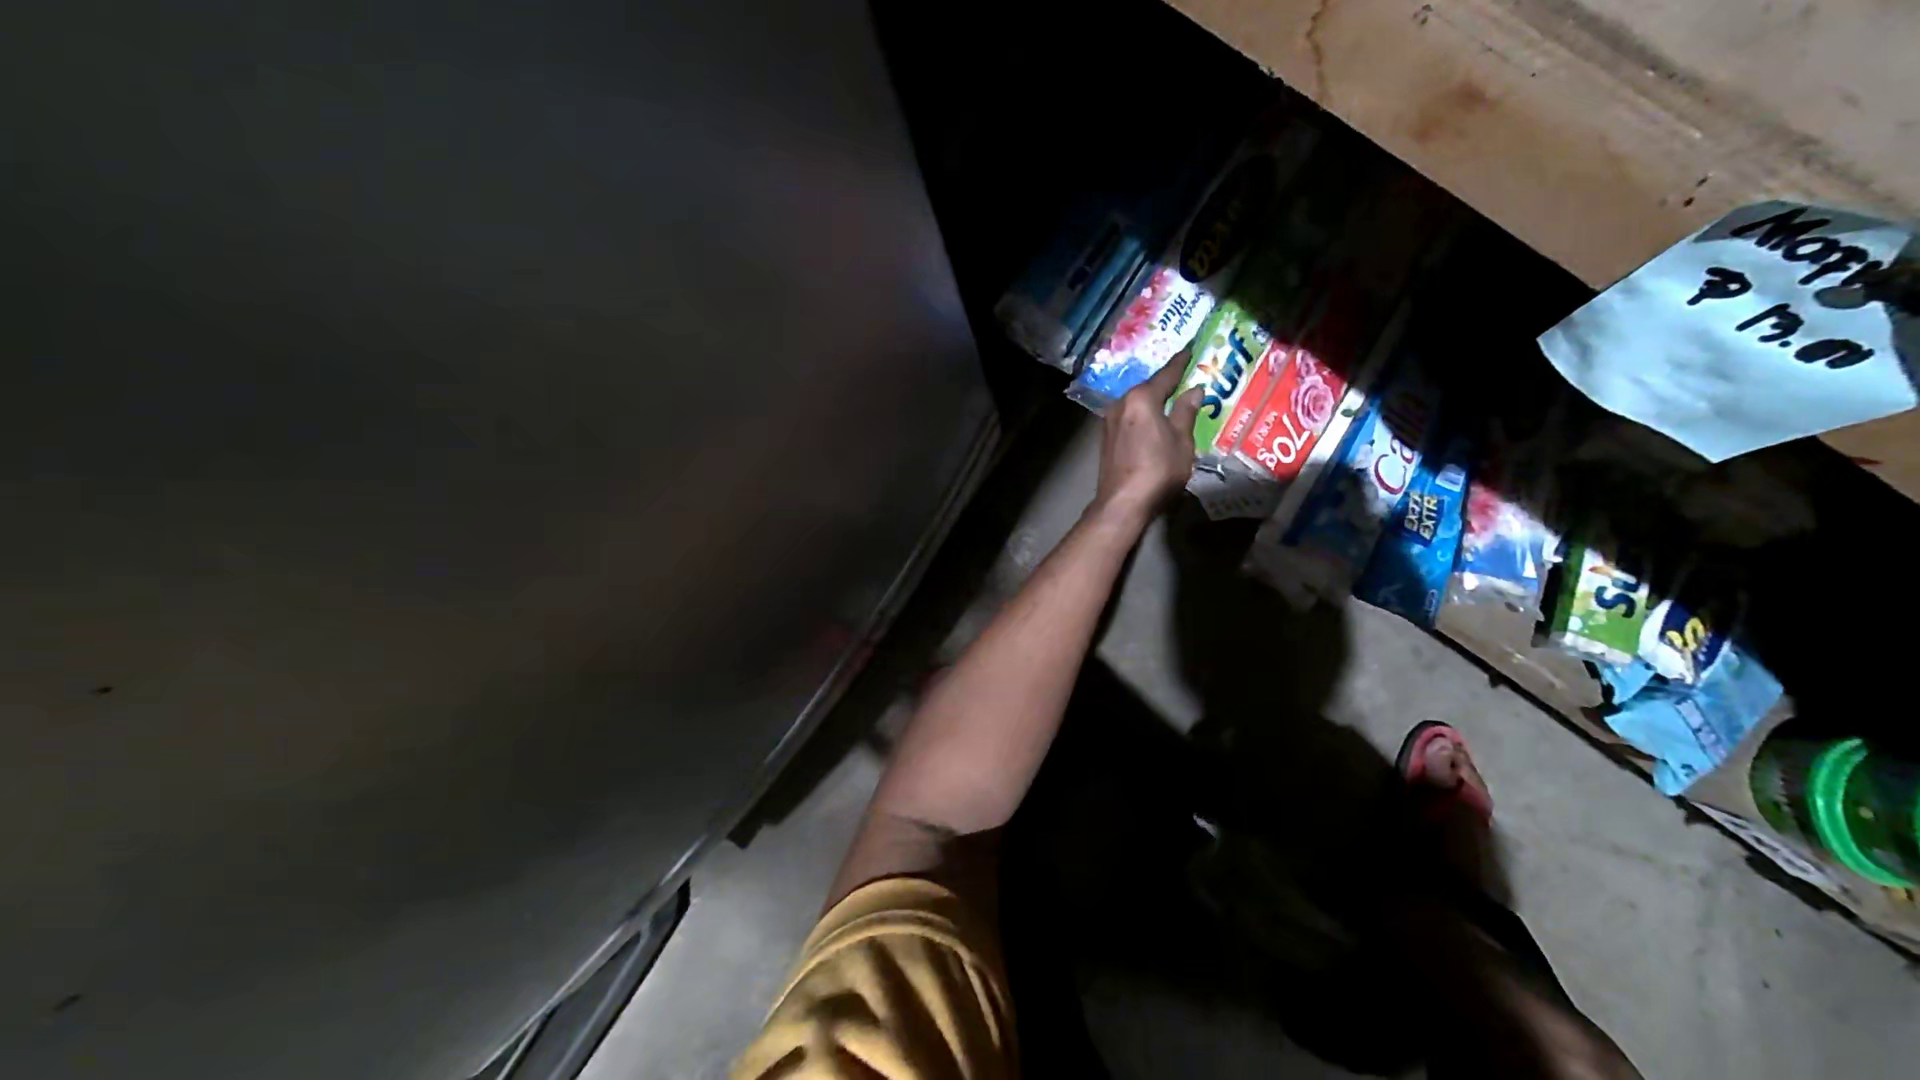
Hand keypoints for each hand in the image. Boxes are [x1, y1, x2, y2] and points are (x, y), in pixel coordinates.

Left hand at [1092, 349, 1204, 527]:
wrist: (1122, 502)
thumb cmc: (1158, 470)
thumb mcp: (1181, 441)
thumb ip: (1186, 413)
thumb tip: (1194, 390)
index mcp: (1141, 399)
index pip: (1165, 375)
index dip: (1180, 363)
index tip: (1189, 350)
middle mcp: (1121, 404)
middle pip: (1147, 388)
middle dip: (1165, 383)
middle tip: (1183, 376)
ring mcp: (1109, 421)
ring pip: (1136, 404)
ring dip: (1152, 401)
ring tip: (1170, 399)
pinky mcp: (1105, 438)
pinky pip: (1129, 418)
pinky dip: (1142, 415)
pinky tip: (1152, 421)